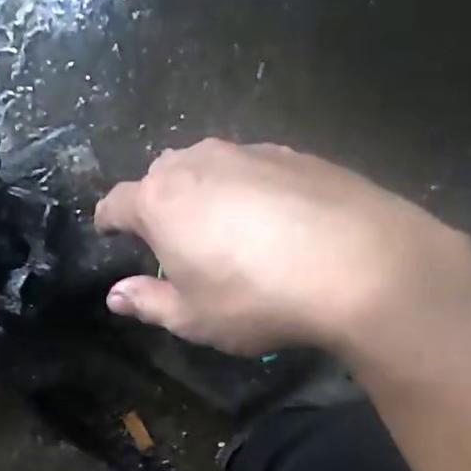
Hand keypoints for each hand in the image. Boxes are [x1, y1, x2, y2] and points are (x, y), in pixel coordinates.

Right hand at [95, 140, 470, 361]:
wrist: (363, 267)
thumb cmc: (256, 299)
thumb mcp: (192, 318)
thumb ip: (148, 302)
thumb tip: (116, 295)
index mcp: (161, 201)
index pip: (116, 202)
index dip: (107, 221)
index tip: (108, 236)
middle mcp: (198, 163)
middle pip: (159, 175)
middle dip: (154, 203)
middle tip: (166, 240)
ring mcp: (250, 152)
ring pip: (207, 165)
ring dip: (200, 192)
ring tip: (218, 230)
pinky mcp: (296, 154)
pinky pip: (251, 167)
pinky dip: (244, 189)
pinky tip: (267, 223)